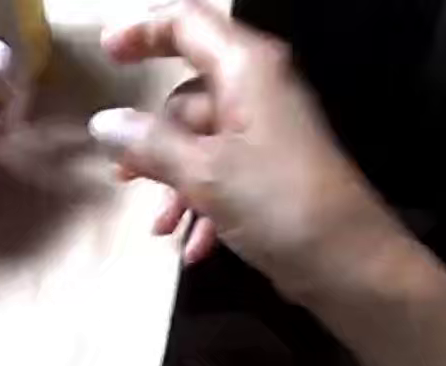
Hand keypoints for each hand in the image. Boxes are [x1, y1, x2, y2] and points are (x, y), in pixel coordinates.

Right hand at [89, 2, 401, 293]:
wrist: (342, 259)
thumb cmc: (277, 203)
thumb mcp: (205, 173)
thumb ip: (151, 146)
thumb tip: (103, 123)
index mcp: (245, 69)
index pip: (188, 24)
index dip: (143, 32)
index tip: (105, 52)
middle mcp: (256, 94)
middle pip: (187, 102)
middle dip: (154, 146)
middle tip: (123, 181)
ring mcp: (262, 138)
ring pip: (199, 149)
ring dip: (175, 189)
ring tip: (163, 231)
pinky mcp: (266, 178)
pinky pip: (220, 181)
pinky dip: (202, 211)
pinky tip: (194, 250)